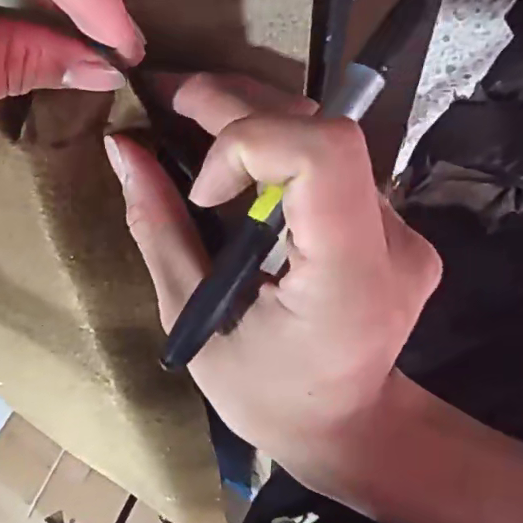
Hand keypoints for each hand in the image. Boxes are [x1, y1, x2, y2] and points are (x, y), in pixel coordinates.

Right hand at [105, 73, 440, 495]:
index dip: (247, 143)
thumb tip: (122, 149)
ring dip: (246, 115)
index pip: (322, 154)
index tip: (201, 192)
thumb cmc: (263, 395)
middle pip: (318, 126)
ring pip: (321, 131)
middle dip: (230, 103)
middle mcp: (391, 239)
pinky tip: (227, 160)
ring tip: (184, 115)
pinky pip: (323, 157)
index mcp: (348, 278)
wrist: (348, 426)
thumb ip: (159, 229)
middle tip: (162, 96)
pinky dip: (267, 144)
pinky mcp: (388, 219)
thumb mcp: (193, 320)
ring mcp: (400, 225)